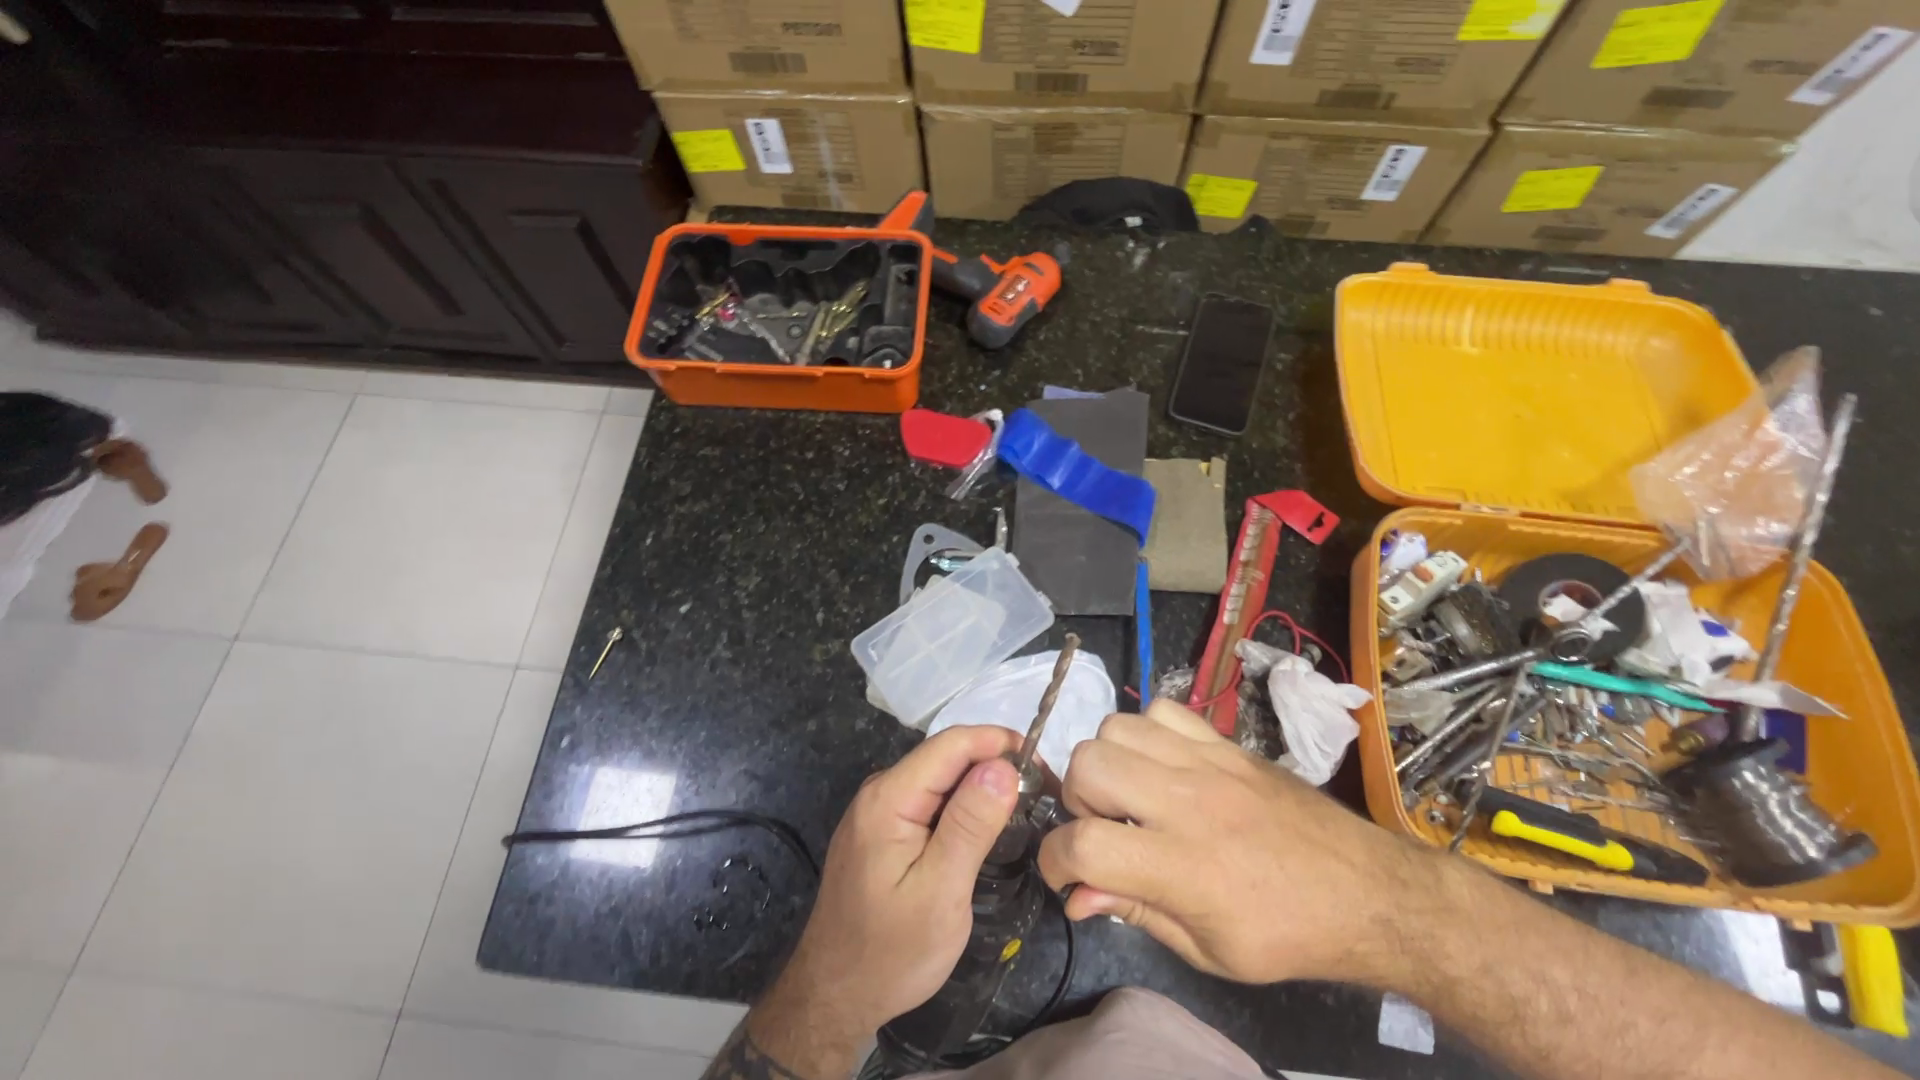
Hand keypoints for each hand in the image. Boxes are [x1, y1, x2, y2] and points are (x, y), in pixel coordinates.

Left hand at [761, 725, 1023, 1044]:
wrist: (835, 996)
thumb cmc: (891, 952)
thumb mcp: (941, 891)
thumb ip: (971, 825)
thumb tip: (1003, 766)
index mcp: (889, 798)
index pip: (952, 744)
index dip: (1000, 743)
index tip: (1044, 766)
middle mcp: (879, 792)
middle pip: (946, 758)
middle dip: (995, 765)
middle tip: (1043, 794)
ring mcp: (878, 812)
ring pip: (939, 780)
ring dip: (981, 787)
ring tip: (1024, 810)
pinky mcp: (882, 832)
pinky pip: (928, 802)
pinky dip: (961, 808)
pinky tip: (985, 830)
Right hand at [1037, 699, 1438, 986]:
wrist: (1366, 891)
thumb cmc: (1286, 936)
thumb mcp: (1207, 949)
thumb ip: (1135, 912)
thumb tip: (1078, 894)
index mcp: (1182, 867)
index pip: (1082, 845)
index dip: (1054, 862)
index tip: (1066, 875)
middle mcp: (1186, 802)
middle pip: (1088, 765)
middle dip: (1078, 801)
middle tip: (1106, 830)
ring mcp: (1208, 762)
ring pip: (1116, 728)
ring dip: (1108, 763)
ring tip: (1132, 796)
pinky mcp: (1227, 743)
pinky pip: (1163, 711)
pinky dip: (1148, 734)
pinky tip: (1165, 767)